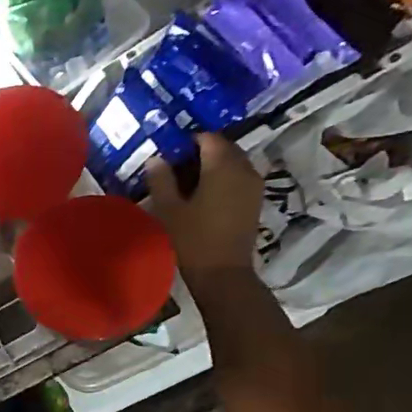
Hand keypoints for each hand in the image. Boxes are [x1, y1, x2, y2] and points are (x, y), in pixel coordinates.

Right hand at [144, 132, 262, 278]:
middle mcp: (244, 169)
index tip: (169, 154)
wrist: (223, 273)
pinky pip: (239, 178)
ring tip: (188, 183)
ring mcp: (253, 185)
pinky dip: (223, 179)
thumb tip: (156, 159)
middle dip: (201, 152)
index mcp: (222, 166)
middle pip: (223, 148)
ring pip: (233, 163)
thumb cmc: (192, 239)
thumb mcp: (168, 209)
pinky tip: (204, 196)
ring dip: (213, 166)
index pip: (208, 138)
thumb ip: (161, 179)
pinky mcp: (255, 201)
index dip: (187, 142)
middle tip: (176, 168)